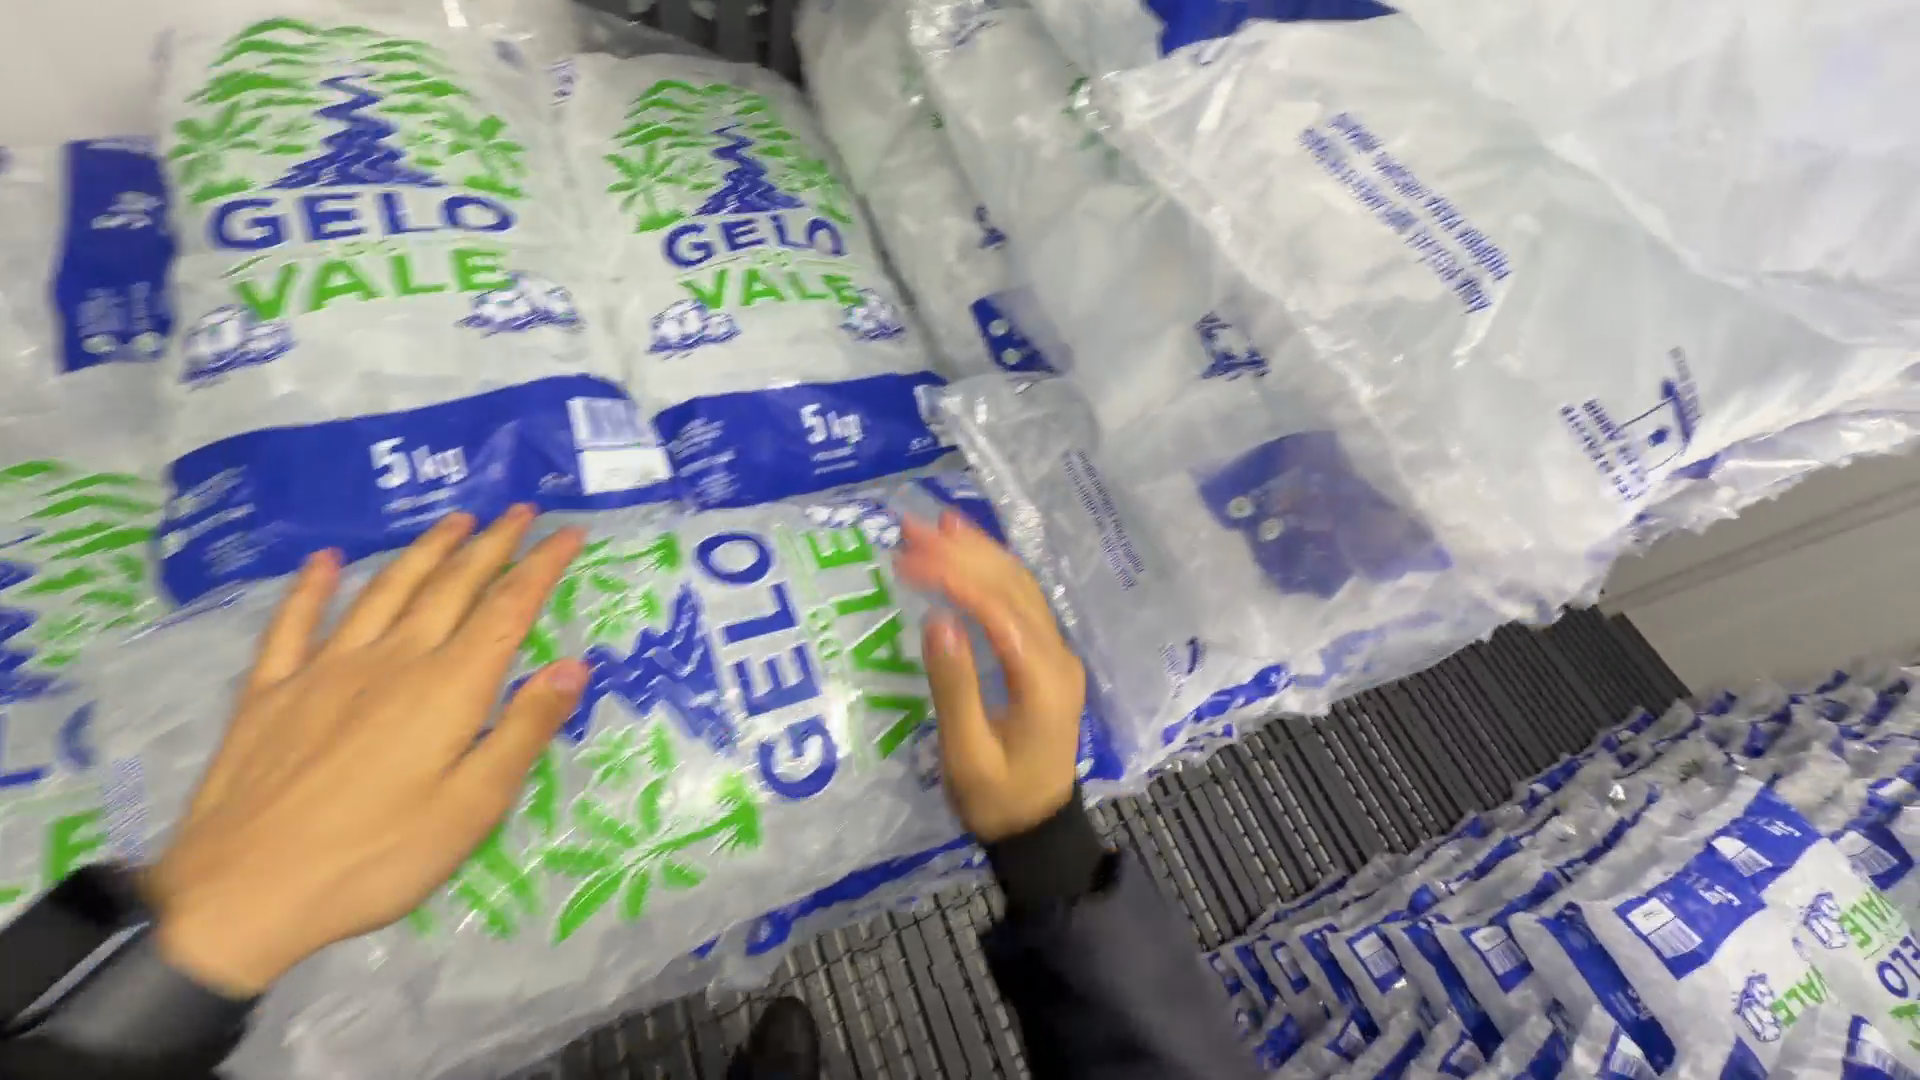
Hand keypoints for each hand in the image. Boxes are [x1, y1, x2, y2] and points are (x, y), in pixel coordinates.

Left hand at [146, 507, 588, 996]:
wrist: (236, 901)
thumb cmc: (378, 856)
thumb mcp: (476, 805)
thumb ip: (526, 727)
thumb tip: (575, 664)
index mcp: (449, 686)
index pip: (509, 608)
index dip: (543, 565)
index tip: (571, 532)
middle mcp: (392, 660)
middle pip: (452, 586)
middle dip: (493, 543)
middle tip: (521, 511)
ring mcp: (324, 671)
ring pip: (384, 591)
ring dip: (425, 550)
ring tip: (456, 521)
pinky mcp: (270, 694)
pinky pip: (292, 626)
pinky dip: (309, 588)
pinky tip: (322, 561)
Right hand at [896, 511, 1085, 843]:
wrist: (1040, 830)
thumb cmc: (997, 800)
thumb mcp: (967, 754)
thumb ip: (955, 686)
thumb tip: (936, 619)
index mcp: (1043, 680)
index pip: (998, 611)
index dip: (953, 579)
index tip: (906, 559)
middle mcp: (1058, 655)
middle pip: (1012, 587)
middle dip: (963, 552)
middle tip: (912, 527)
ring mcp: (1057, 653)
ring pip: (1020, 587)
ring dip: (979, 553)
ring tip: (939, 523)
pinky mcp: (1047, 656)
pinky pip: (1022, 602)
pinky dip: (993, 572)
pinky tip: (969, 554)